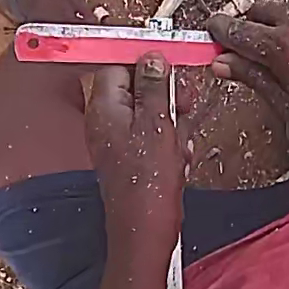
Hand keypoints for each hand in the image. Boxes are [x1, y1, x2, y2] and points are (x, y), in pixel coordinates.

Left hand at [86, 53, 183, 257]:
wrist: (146, 230)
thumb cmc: (148, 182)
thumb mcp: (157, 123)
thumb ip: (154, 86)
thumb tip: (152, 58)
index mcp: (104, 108)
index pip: (117, 65)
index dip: (144, 61)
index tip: (169, 62)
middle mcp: (107, 122)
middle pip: (137, 88)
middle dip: (165, 94)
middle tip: (184, 102)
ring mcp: (119, 141)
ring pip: (151, 112)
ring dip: (173, 120)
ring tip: (180, 140)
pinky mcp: (133, 158)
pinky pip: (154, 136)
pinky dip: (170, 141)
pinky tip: (178, 157)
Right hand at [207, 1, 288, 145]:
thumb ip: (252, 77)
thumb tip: (221, 63)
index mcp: (283, 46)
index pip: (236, 29)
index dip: (218, 31)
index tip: (210, 32)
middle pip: (256, 11)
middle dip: (247, 27)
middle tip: (245, 49)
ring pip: (283, 7)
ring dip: (274, 23)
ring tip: (282, 51)